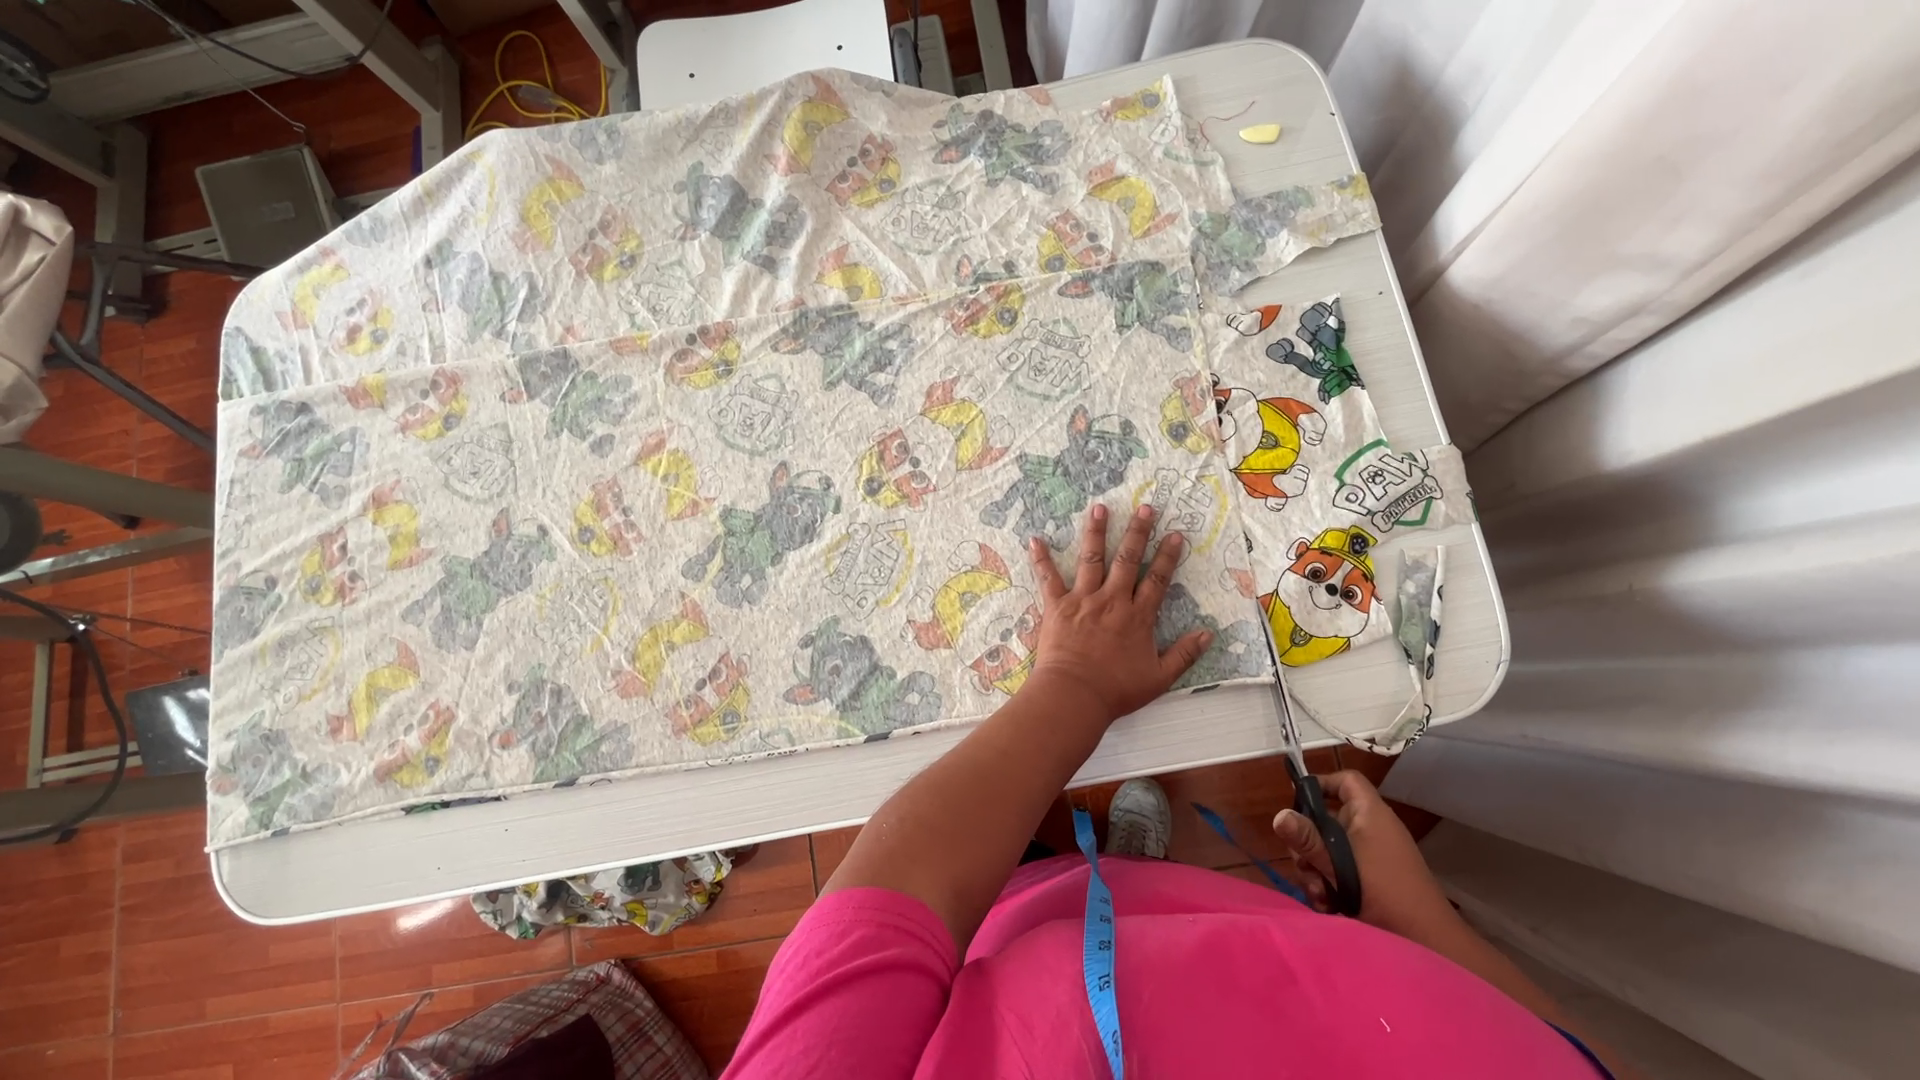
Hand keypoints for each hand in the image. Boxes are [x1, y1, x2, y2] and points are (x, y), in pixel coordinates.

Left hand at [1023, 503, 1212, 721]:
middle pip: (1128, 560)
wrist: (1075, 695)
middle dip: (1138, 532)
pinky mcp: (1057, 606)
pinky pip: (1048, 578)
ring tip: (1100, 508)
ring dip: (1096, 532)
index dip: (1168, 556)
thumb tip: (1208, 634)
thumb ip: (1184, 654)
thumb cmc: (1116, 690)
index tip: (1175, 534)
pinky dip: (1041, 559)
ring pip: (1092, 559)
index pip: (1158, 580)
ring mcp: (1083, 600)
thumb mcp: (1159, 677)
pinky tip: (1035, 539)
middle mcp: (1112, 600)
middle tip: (1145, 507)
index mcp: (1138, 617)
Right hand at [1272, 770, 1458, 940]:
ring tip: (1320, 895)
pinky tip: (1328, 905)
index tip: (1297, 804)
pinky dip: (1329, 885)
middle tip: (1304, 866)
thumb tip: (1278, 815)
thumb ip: (1307, 839)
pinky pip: (1340, 870)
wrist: (1427, 940)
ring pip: (1328, 850)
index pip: (1345, 781)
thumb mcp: (1338, 864)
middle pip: (1326, 819)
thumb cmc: (1384, 891)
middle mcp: (1370, 829)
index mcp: (1369, 814)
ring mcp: (1371, 854)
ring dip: (1315, 871)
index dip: (1321, 784)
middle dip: (1308, 845)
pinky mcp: (1371, 877)